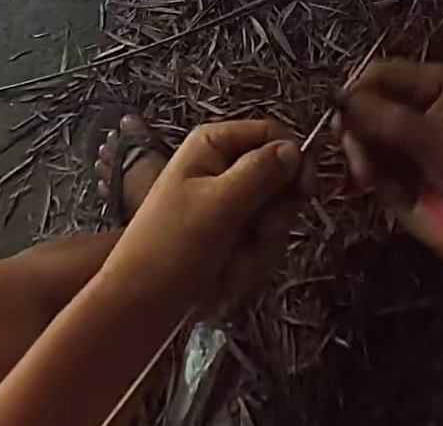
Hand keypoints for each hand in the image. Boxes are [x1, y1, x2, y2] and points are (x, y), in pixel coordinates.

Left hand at [102, 119, 306, 308]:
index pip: (272, 134)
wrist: (137, 307)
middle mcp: (222, 167)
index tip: (305, 192)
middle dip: (273, 215)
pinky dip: (250, 263)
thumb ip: (262, 172)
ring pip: (273, 216)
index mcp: (214, 144)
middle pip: (278, 178)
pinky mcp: (227, 235)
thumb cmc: (173, 245)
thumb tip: (296, 148)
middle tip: (259, 235)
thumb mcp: (220, 203)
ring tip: (234, 265)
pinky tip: (228, 277)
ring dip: (260, 246)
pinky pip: (260, 242)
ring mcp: (226, 203)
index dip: (293, 160)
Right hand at [335, 59, 442, 247]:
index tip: (344, 124)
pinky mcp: (402, 171)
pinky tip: (376, 187)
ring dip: (359, 155)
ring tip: (370, 180)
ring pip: (362, 134)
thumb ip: (390, 121)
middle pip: (363, 103)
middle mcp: (414, 106)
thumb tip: (341, 99)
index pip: (377, 74)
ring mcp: (406, 140)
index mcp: (431, 85)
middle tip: (362, 163)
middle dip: (355, 130)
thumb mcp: (442, 144)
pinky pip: (371, 162)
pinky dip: (367, 173)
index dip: (356, 94)